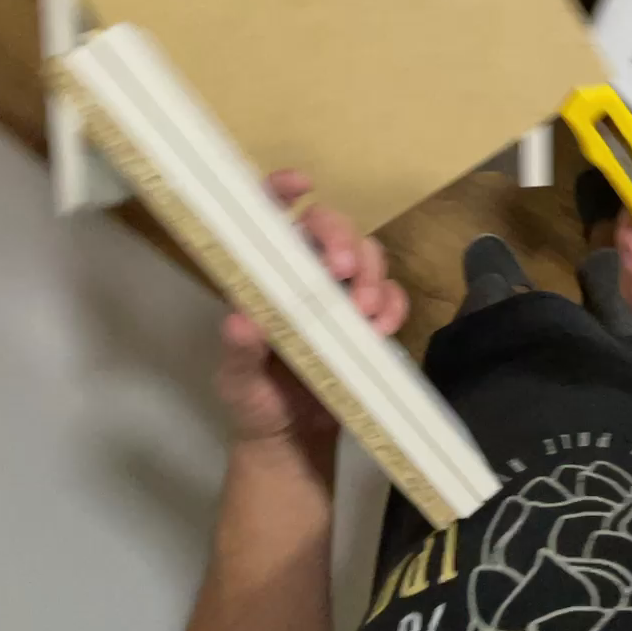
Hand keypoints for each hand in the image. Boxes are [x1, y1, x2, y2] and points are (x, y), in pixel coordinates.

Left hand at [215, 170, 409, 451]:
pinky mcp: (368, 319)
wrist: (294, 444)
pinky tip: (383, 330)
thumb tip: (241, 323)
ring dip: (373, 274)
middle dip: (342, 238)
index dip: (281, 192)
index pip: (269, 219)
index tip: (303, 185)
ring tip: (366, 313)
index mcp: (264, 279)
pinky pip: (391, 294)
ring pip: (366, 254)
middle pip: (328, 227)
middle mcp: (302, 277)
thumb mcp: (238, 385)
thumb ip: (239, 355)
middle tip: (346, 270)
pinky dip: (393, 305)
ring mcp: (338, 296)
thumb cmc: (256, 407)